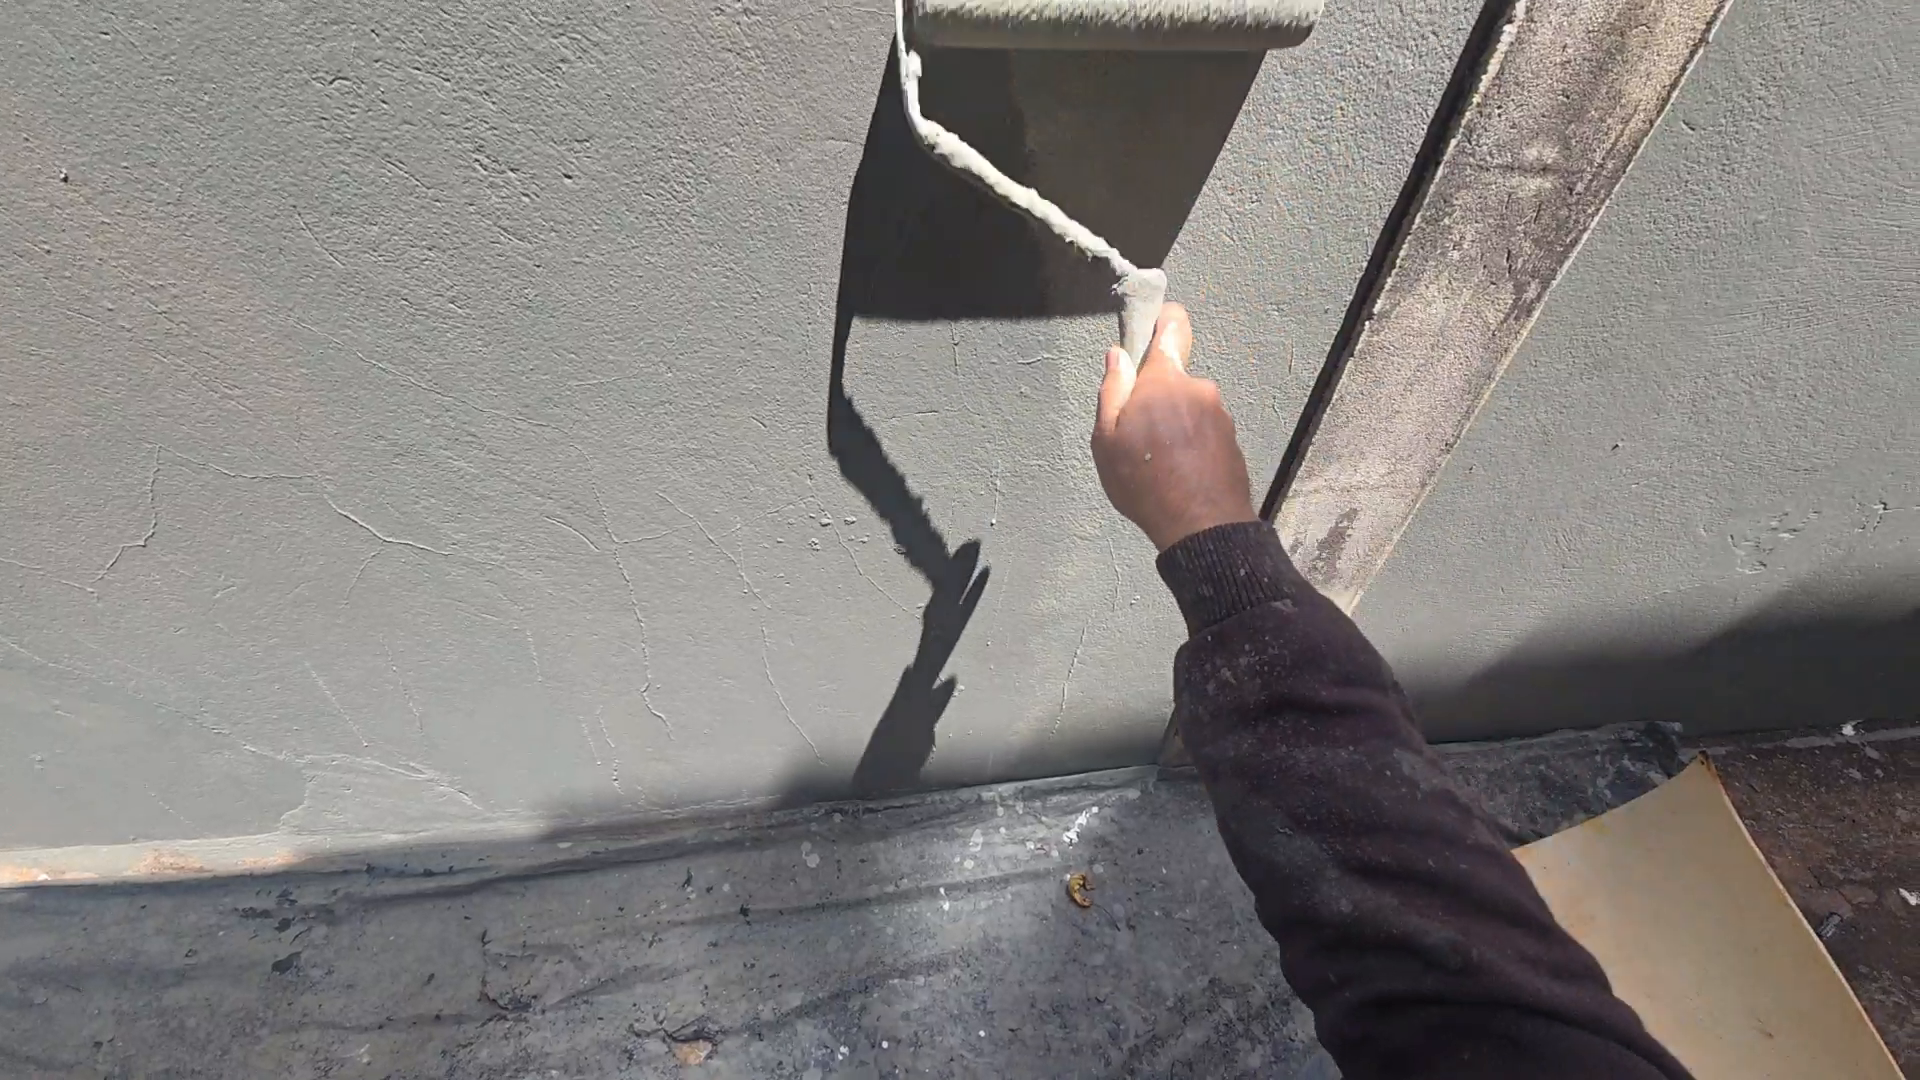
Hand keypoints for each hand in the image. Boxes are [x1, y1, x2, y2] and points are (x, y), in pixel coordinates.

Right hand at [1093, 304, 1257, 551]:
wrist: (1201, 525)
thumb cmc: (1144, 481)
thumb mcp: (1107, 440)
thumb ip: (1112, 392)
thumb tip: (1117, 356)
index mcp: (1164, 380)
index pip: (1172, 325)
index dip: (1160, 320)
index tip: (1148, 329)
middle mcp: (1198, 388)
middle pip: (1173, 377)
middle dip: (1154, 395)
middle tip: (1135, 433)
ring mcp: (1219, 414)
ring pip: (1188, 406)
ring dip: (1172, 422)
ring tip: (1155, 461)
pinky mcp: (1231, 439)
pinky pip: (1202, 429)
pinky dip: (1189, 443)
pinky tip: (1176, 472)